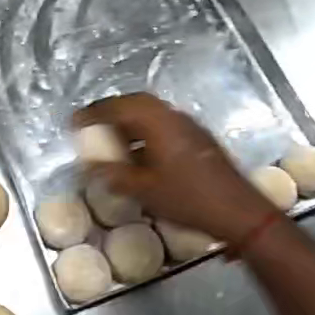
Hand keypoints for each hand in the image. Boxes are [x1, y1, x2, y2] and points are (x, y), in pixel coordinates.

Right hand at [74, 93, 281, 244]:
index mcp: (158, 123)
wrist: (238, 211)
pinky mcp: (198, 138)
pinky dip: (145, 129)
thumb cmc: (189, 200)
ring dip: (129, 120)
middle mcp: (174, 117)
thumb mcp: (144, 190)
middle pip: (137, 103)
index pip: (119, 107)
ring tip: (110, 139)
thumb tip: (88, 164)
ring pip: (152, 112)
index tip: (75, 122)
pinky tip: (138, 151)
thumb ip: (113, 174)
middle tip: (92, 125)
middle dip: (111, 111)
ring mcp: (189, 126)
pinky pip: (164, 123)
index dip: (94, 113)